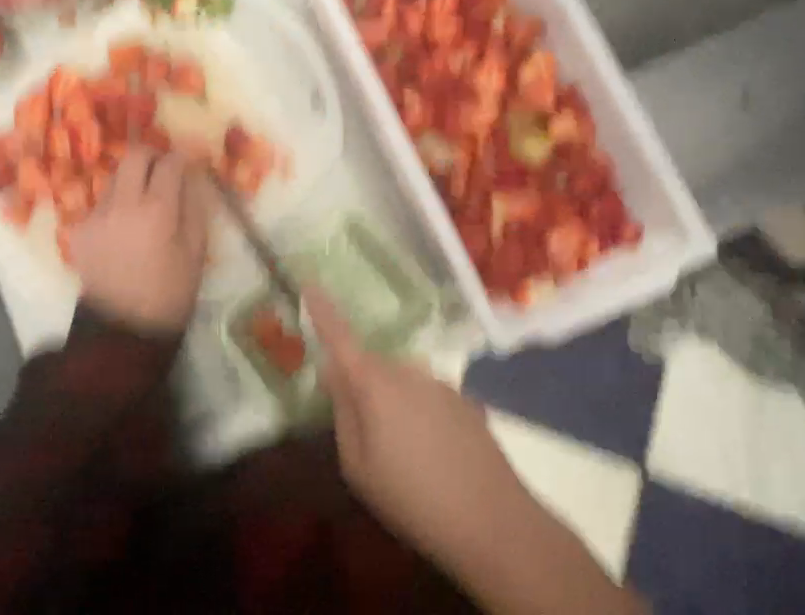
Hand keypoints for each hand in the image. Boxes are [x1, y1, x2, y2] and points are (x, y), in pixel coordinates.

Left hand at [67, 149, 211, 334]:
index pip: (171, 162)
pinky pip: (101, 203)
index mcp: (157, 210)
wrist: (122, 329)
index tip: (193, 158)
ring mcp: (96, 214)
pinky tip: (126, 229)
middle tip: (166, 169)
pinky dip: (117, 205)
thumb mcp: (196, 251)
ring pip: (115, 177)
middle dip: (153, 155)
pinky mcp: (79, 229)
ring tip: (146, 202)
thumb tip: (192, 176)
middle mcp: (122, 203)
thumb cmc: (170, 294)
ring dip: (133, 179)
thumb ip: (195, 206)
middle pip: (135, 155)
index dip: (185, 155)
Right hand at [310, 293, 641, 614]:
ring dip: (392, 405)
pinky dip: (419, 417)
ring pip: (400, 382)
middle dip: (359, 386)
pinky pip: (426, 398)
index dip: (322, 309)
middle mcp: (407, 371)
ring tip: (401, 456)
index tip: (309, 282)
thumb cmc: (412, 498)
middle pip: (371, 365)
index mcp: (374, 384)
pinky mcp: (465, 402)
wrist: (495, 522)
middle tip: (362, 434)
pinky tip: (432, 458)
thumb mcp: (358, 466)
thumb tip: (335, 375)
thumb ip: (343, 413)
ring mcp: (441, 384)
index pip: (340, 337)